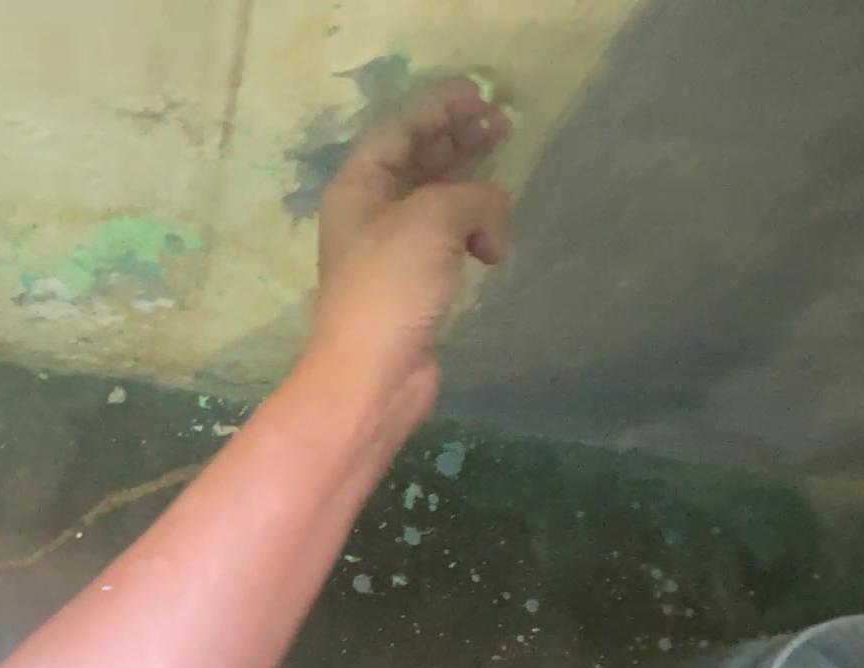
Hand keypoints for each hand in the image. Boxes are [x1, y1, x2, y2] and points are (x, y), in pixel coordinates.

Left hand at [307, 77, 512, 398]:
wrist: (371, 375)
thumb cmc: (390, 289)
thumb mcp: (432, 219)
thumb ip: (472, 195)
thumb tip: (495, 211)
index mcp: (358, 189)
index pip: (398, 131)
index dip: (439, 109)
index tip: (483, 97)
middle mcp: (369, 216)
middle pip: (416, 163)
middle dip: (458, 142)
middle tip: (504, 128)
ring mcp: (390, 254)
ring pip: (435, 204)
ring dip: (471, 189)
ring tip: (506, 183)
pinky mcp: (412, 287)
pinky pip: (446, 243)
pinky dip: (472, 237)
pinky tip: (495, 247)